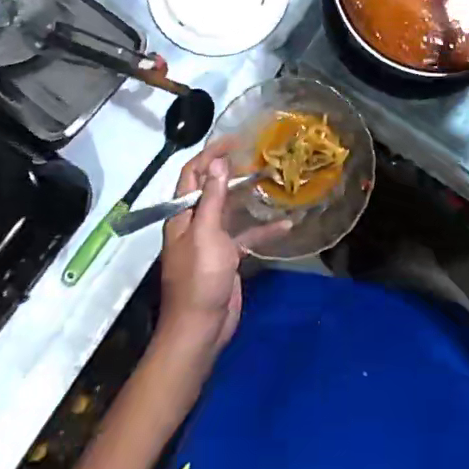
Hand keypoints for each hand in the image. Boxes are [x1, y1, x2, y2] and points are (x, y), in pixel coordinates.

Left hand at [157, 136, 291, 353]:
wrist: (200, 328)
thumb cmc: (200, 279)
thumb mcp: (207, 234)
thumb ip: (213, 199)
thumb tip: (218, 163)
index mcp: (182, 217)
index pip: (192, 176)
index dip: (209, 155)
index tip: (234, 140)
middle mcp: (194, 225)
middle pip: (211, 190)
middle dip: (230, 170)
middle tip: (256, 155)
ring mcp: (211, 242)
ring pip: (230, 210)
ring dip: (248, 196)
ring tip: (271, 180)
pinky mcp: (227, 258)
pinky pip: (247, 236)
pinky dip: (264, 230)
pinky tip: (286, 225)